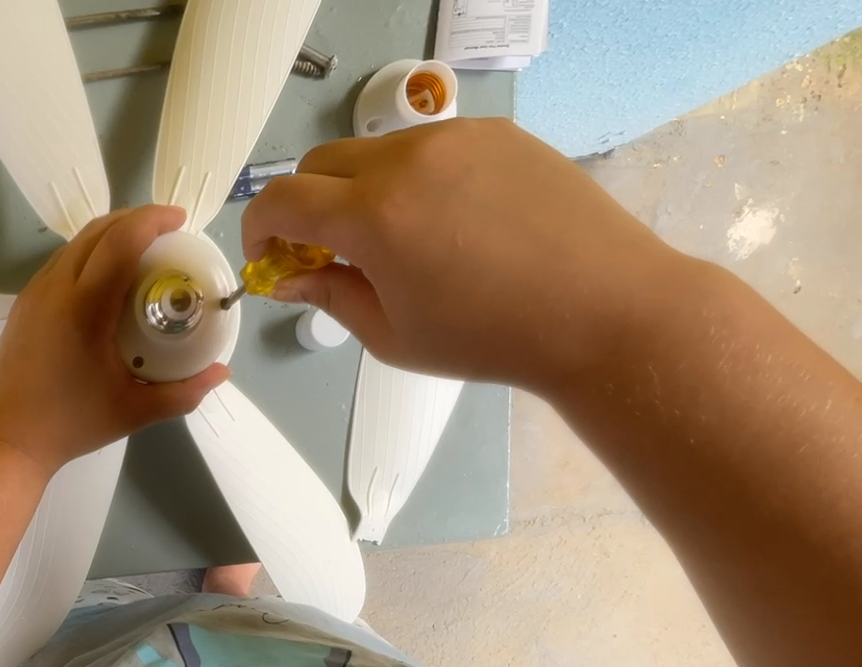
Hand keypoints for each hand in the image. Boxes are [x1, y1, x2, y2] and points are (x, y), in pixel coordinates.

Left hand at [0, 205, 229, 473]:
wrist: (8, 440)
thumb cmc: (72, 425)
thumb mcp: (133, 412)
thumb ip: (182, 392)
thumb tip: (221, 372)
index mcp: (84, 308)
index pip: (121, 241)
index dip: (153, 220)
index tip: (180, 222)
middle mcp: (55, 289)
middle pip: (97, 231)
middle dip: (134, 221)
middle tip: (167, 234)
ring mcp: (33, 295)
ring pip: (74, 245)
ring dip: (109, 236)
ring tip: (139, 252)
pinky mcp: (23, 306)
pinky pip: (59, 264)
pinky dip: (88, 256)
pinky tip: (105, 281)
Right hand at [240, 119, 697, 392]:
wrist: (602, 309)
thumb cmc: (485, 338)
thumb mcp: (390, 334)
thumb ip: (329, 294)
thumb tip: (286, 278)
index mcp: (373, 217)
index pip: (282, 199)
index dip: (258, 228)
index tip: (267, 257)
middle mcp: (407, 160)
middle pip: (319, 164)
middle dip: (302, 206)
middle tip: (320, 252)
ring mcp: (456, 138)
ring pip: (372, 151)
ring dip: (353, 190)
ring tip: (388, 241)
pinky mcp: (496, 134)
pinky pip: (425, 147)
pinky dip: (405, 179)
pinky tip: (440, 222)